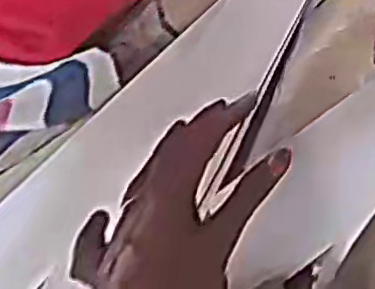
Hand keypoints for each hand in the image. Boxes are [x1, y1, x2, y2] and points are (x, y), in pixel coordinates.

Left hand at [71, 99, 292, 288]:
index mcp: (164, 206)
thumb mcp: (222, 240)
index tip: (243, 103)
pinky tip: (103, 215)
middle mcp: (135, 219)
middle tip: (222, 111)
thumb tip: (275, 160)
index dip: (221, 119)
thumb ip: (249, 196)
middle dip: (197, 130)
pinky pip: (98, 238)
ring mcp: (116, 244)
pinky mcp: (103, 270)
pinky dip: (106, 219)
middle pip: (166, 160)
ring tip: (181, 136)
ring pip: (139, 187)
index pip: (195, 146)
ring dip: (164, 157)